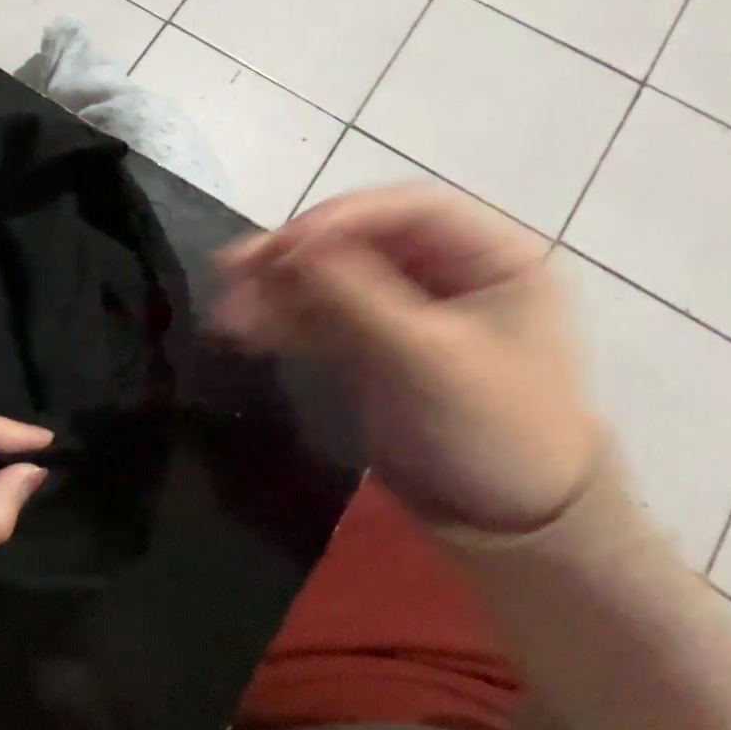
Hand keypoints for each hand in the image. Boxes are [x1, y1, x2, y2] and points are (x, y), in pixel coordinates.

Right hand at [213, 187, 602, 533]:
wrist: (505, 519)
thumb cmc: (492, 428)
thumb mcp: (428, 358)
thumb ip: (358, 296)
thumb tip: (292, 244)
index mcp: (492, 258)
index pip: (410, 210)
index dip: (344, 216)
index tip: (287, 243)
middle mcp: (446, 271)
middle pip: (356, 240)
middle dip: (293, 254)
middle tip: (233, 266)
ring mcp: (404, 306)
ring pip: (328, 277)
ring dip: (274, 289)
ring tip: (224, 310)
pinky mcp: (371, 340)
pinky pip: (319, 315)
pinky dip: (280, 319)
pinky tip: (240, 328)